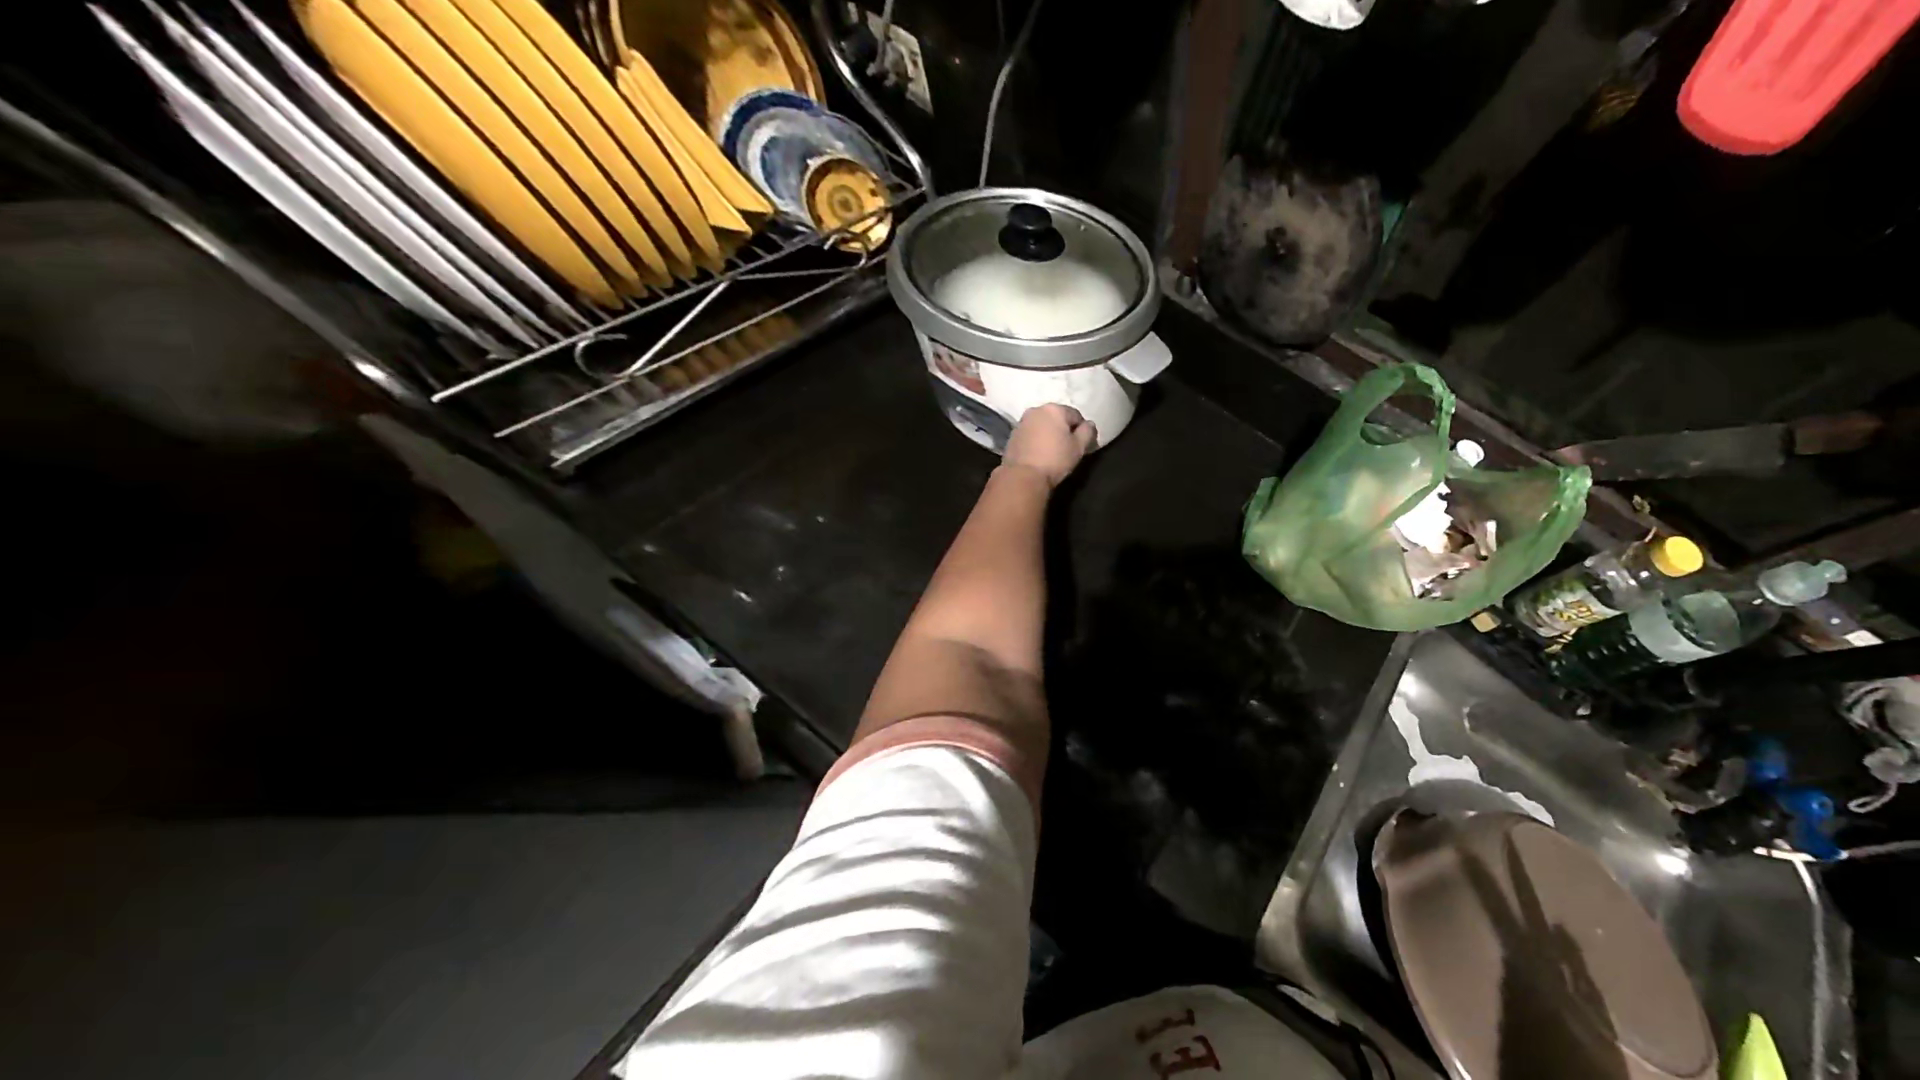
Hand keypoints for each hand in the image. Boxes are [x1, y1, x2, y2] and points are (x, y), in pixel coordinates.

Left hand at [1001, 404, 1096, 486]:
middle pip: (1056, 418)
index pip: (1075, 415)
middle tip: (1067, 447)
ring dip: (1048, 434)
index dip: (1081, 430)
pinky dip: (1036, 440)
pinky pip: (1030, 434)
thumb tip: (1089, 424)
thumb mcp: (1078, 447)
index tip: (1081, 444)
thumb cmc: (1055, 460)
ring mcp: (1022, 422)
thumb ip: (1088, 432)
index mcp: (1054, 409)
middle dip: (1063, 429)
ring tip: (1052, 451)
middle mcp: (1036, 410)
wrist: (1022, 476)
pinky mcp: (1012, 435)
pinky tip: (1039, 454)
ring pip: (1042, 425)